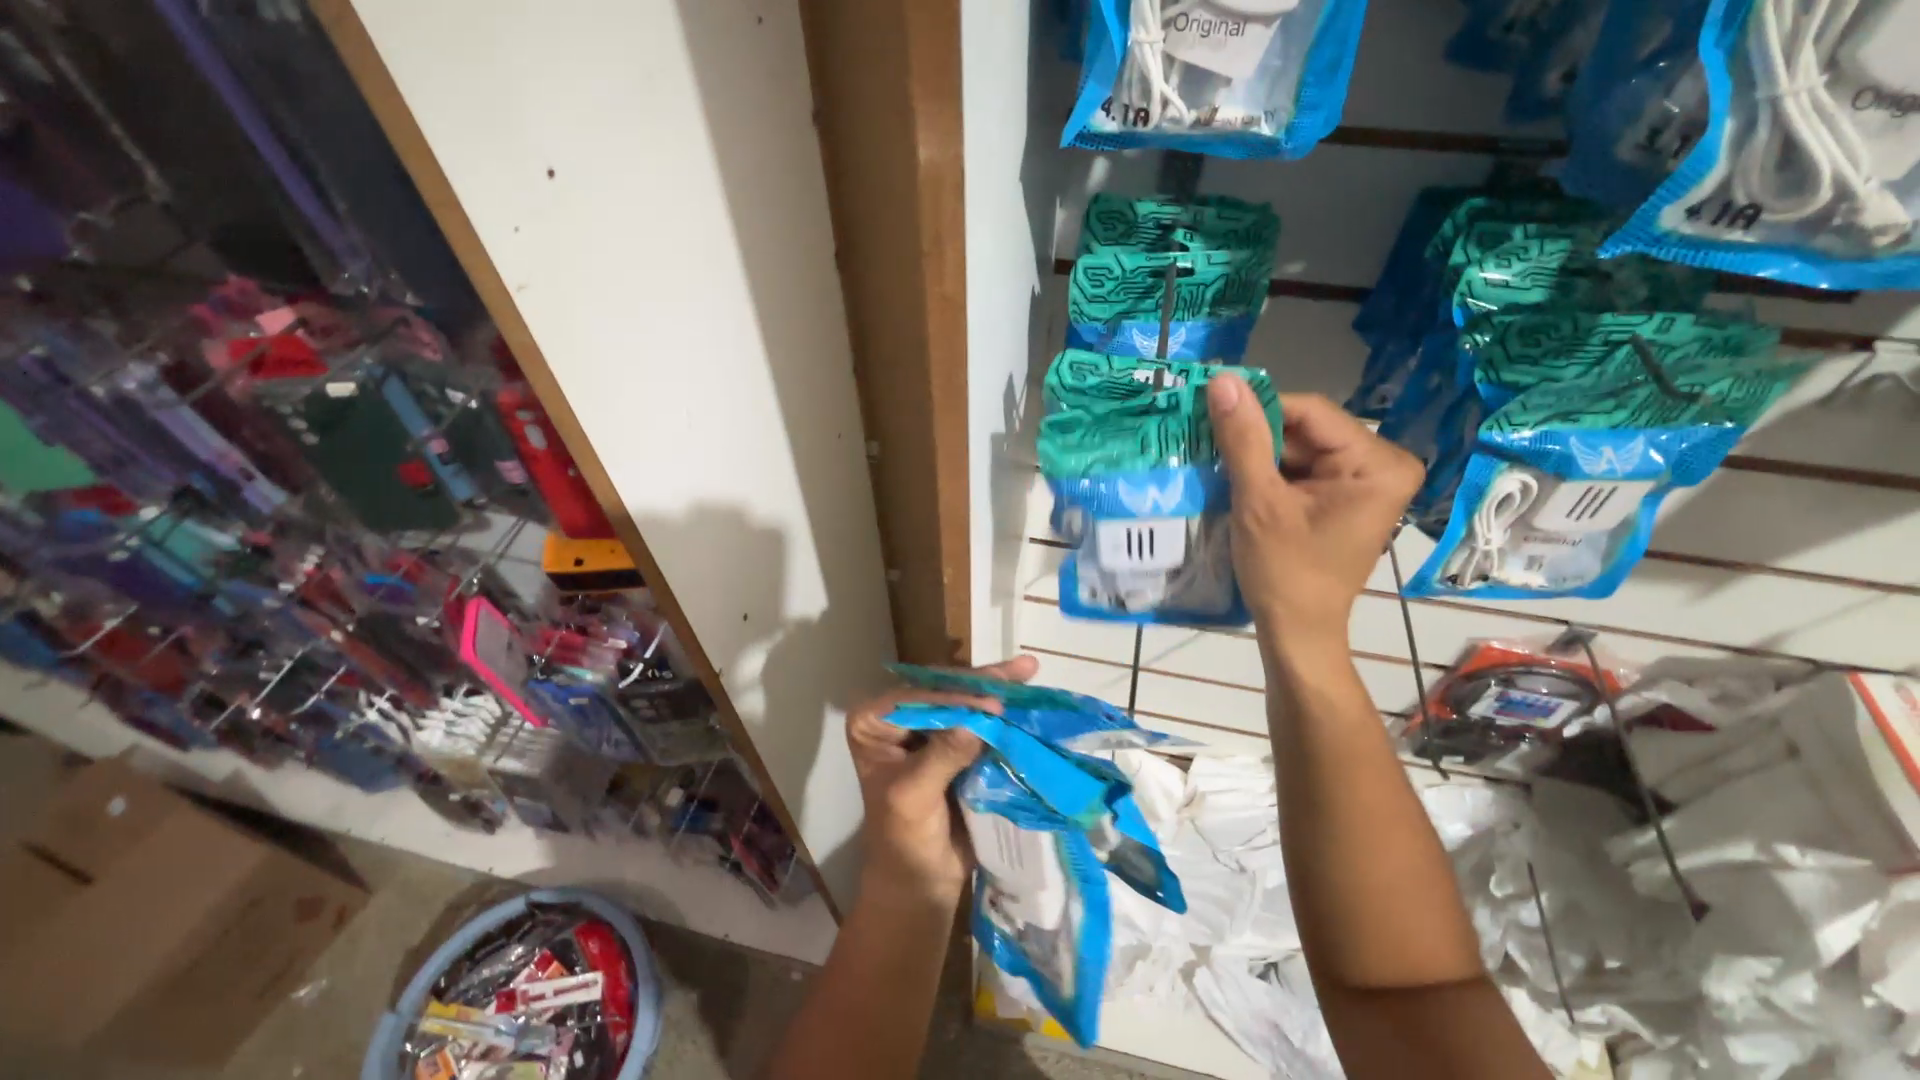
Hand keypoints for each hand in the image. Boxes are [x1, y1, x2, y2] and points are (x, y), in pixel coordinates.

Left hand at [845, 655, 1040, 903]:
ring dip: (999, 689)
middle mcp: (899, 716)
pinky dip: (1005, 712)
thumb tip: (975, 722)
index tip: (994, 703)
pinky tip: (1029, 698)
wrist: (921, 880)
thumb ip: (942, 757)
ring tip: (1029, 671)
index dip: (957, 697)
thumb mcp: (913, 796)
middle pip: (945, 690)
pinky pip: (981, 721)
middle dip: (984, 682)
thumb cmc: (902, 840)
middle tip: (1022, 669)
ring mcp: (930, 729)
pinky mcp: (956, 745)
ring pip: (966, 699)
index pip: (919, 699)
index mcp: (874, 722)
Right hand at [1207, 375, 1422, 641]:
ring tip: (1219, 464)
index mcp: (1378, 464)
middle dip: (1258, 437)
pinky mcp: (1348, 498)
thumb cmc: (1284, 573)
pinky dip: (1271, 474)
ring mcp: (1368, 483)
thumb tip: (1222, 380)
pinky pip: (1304, 470)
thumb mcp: (1259, 501)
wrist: (1297, 634)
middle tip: (1211, 444)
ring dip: (1260, 455)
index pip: (1310, 411)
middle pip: (1307, 429)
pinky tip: (1240, 483)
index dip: (1258, 408)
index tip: (1211, 410)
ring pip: (1301, 448)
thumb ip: (1243, 438)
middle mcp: (1384, 465)